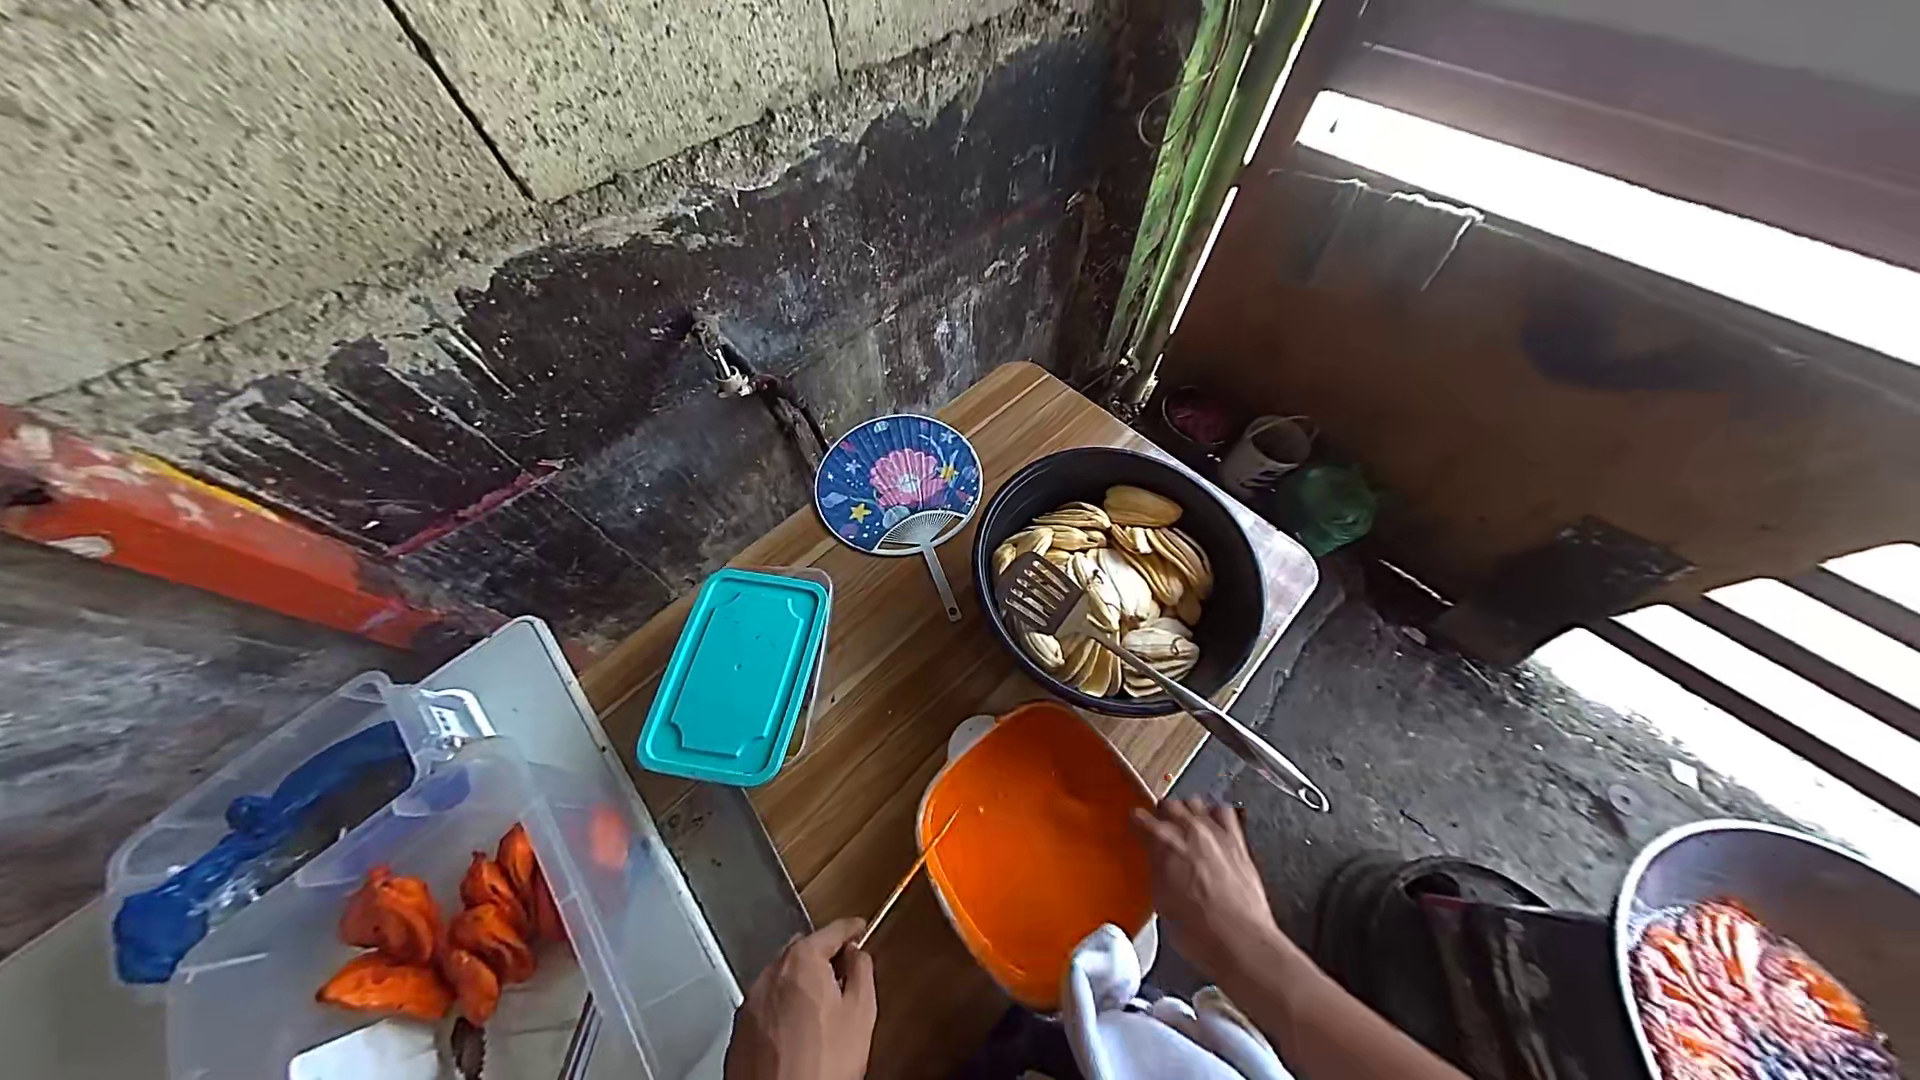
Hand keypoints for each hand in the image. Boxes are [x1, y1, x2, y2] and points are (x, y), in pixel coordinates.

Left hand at [724, 917, 877, 1079]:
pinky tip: (797, 1034)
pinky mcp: (739, 1032)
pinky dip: (782, 1010)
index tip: (859, 928)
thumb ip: (862, 970)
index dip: (852, 928)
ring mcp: (751, 1003)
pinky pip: (767, 1006)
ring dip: (801, 985)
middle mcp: (771, 974)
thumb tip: (857, 956)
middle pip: (804, 950)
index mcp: (802, 960)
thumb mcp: (861, 1012)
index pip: (833, 930)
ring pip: (783, 979)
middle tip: (843, 975)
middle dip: (824, 958)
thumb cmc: (820, 1068)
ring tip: (820, 1013)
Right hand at [1132, 798, 1293, 982]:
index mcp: (1163, 844)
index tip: (1137, 826)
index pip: (1140, 817)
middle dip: (1162, 815)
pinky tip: (1213, 824)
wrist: (1242, 944)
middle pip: (1168, 804)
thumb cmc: (1202, 932)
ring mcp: (1214, 834)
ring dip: (1187, 812)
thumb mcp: (1161, 902)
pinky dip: (1215, 814)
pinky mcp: (1237, 841)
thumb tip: (1155, 862)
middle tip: (1160, 827)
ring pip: (1194, 802)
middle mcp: (1188, 831)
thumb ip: (1155, 870)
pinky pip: (1224, 812)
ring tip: (1185, 825)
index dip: (1137, 823)